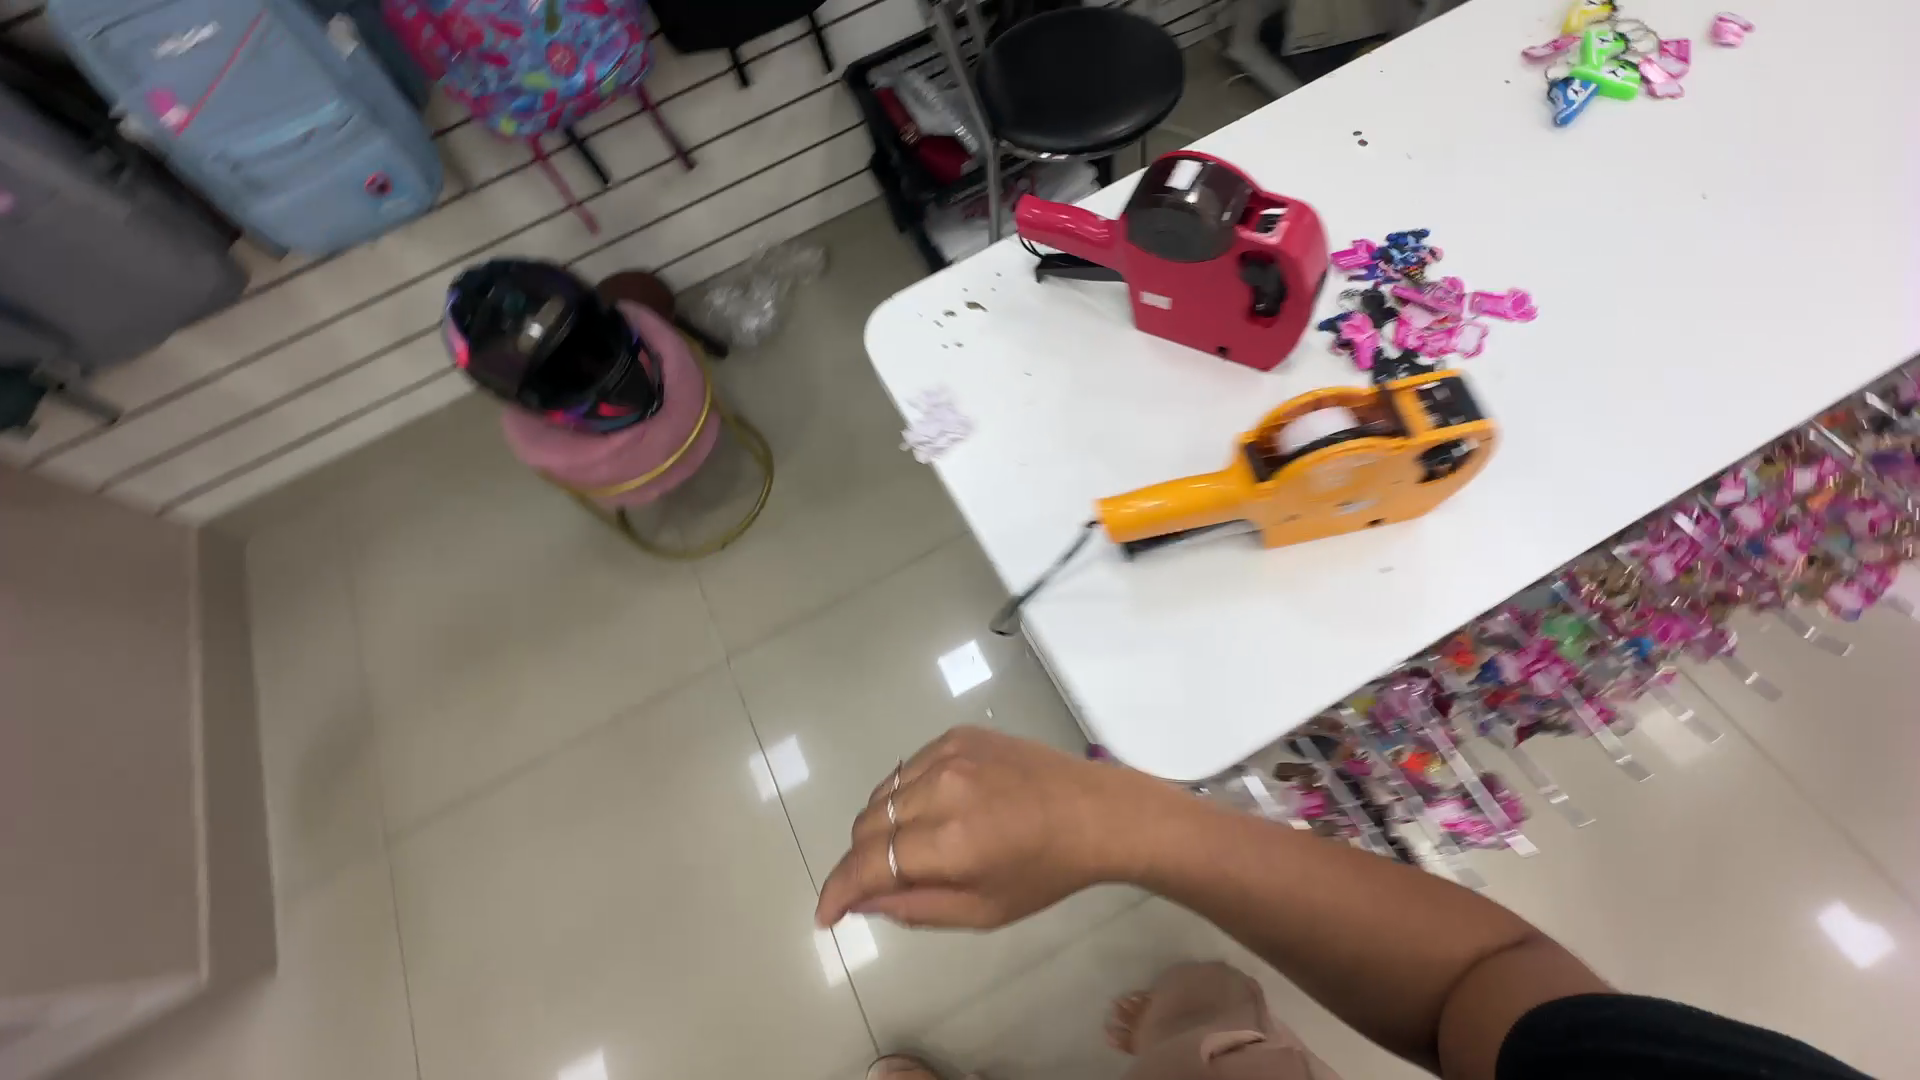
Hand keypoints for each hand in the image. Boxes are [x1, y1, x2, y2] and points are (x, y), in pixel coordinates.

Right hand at [813, 726, 1188, 929]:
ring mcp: (949, 754)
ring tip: (908, 847)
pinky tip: (930, 810)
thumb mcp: (982, 911)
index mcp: (951, 842)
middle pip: (867, 825)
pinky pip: (908, 768)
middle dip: (860, 860)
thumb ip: (914, 907)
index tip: (826, 913)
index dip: (839, 889)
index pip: (869, 863)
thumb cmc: (1043, 872)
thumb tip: (860, 899)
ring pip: (882, 794)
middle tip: (876, 882)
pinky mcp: (958, 734)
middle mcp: (942, 789)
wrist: (1093, 811)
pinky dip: (904, 794)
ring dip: (879, 826)